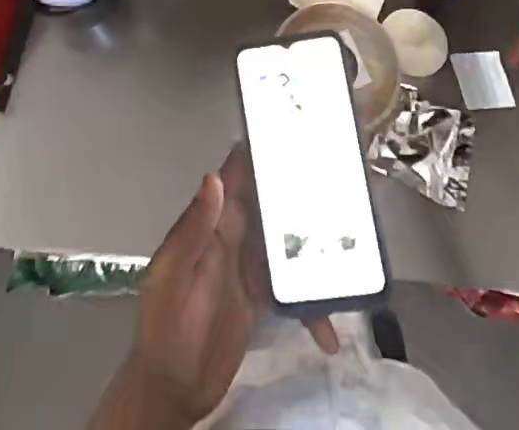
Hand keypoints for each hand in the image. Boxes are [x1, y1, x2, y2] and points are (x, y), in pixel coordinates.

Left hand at [94, 148, 337, 429]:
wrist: (171, 388)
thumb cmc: (165, 326)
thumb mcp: (172, 277)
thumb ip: (193, 230)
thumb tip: (214, 177)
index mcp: (212, 225)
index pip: (238, 178)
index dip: (260, 152)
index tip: (293, 129)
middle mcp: (235, 237)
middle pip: (273, 204)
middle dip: (301, 190)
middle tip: (340, 178)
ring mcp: (252, 267)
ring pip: (289, 241)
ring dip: (316, 243)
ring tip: (353, 244)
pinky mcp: (265, 297)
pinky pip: (295, 288)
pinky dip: (313, 304)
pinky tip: (331, 326)